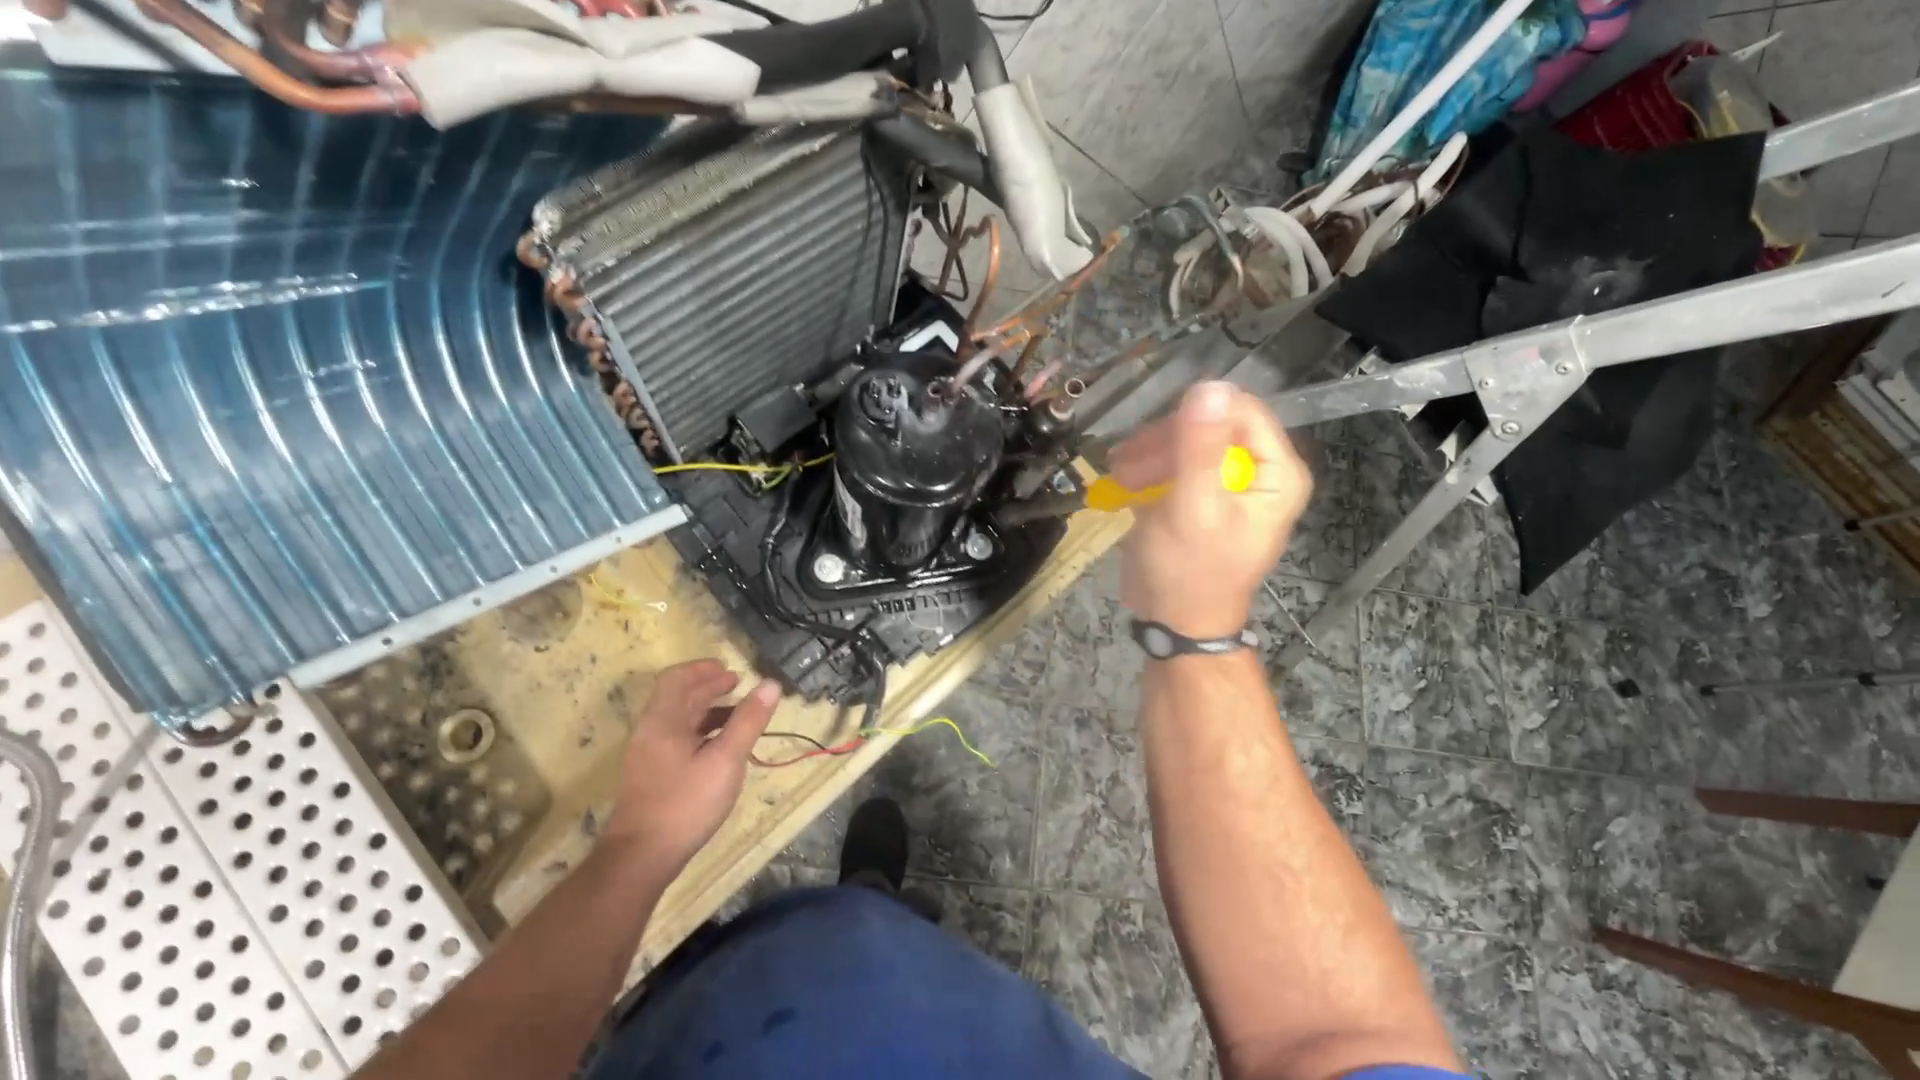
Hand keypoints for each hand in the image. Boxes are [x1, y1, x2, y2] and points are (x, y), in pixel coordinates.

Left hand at [605, 659, 780, 874]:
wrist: (641, 856)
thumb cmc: (686, 803)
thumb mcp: (726, 760)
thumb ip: (748, 721)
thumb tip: (770, 684)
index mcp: (663, 720)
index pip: (677, 678)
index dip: (703, 669)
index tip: (730, 670)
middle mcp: (650, 731)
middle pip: (678, 697)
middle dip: (708, 687)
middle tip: (737, 686)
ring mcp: (648, 755)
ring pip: (678, 720)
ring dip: (706, 710)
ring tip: (737, 715)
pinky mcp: (652, 775)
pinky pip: (677, 739)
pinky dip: (700, 732)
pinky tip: (720, 748)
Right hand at [1110, 382, 1312, 638]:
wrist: (1175, 625)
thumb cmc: (1190, 572)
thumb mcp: (1192, 508)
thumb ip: (1199, 448)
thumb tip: (1209, 385)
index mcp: (1276, 474)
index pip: (1243, 411)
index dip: (1197, 415)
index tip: (1153, 436)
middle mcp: (1260, 473)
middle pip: (1214, 424)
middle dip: (1167, 439)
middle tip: (1128, 463)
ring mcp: (1230, 484)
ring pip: (1190, 440)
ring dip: (1152, 453)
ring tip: (1121, 476)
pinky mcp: (1202, 495)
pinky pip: (1178, 463)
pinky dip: (1150, 468)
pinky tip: (1126, 483)